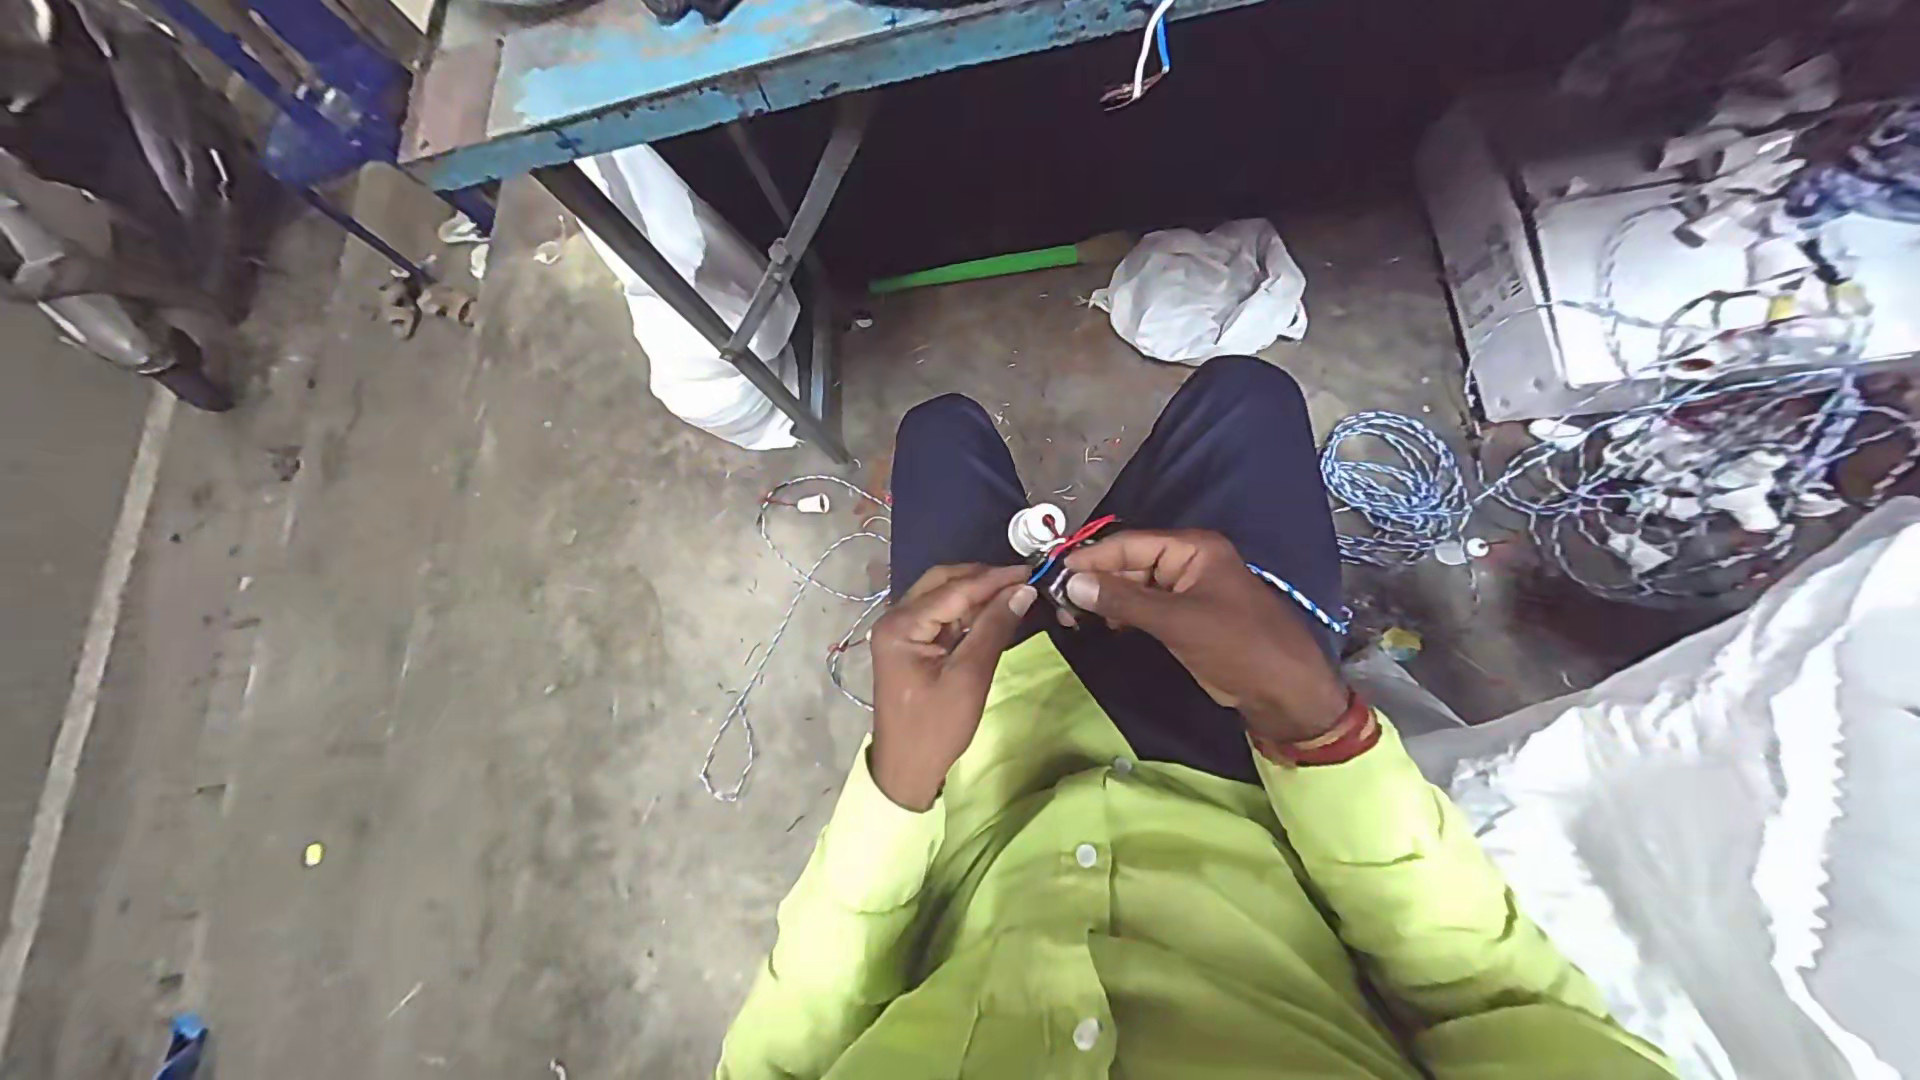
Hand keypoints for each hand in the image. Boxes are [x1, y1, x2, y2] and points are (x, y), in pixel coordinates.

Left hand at [869, 564, 1035, 810]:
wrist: (906, 769)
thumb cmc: (936, 728)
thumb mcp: (969, 677)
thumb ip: (994, 628)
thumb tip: (1023, 591)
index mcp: (901, 625)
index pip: (954, 589)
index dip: (994, 579)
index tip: (1030, 571)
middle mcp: (895, 617)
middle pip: (942, 582)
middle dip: (982, 577)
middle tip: (1021, 580)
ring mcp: (900, 629)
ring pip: (942, 594)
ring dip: (976, 591)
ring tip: (1013, 591)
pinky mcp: (910, 641)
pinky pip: (941, 613)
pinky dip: (967, 609)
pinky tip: (993, 610)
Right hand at [1062, 529, 1346, 741]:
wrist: (1284, 692)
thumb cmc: (1237, 645)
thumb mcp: (1177, 621)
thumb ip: (1123, 600)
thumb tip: (1072, 584)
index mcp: (1192, 549)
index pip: (1130, 544)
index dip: (1092, 558)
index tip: (1056, 573)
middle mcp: (1186, 561)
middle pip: (1129, 563)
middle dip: (1095, 580)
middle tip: (1059, 600)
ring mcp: (1184, 589)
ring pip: (1133, 586)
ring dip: (1104, 598)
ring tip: (1072, 614)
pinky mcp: (1183, 614)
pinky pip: (1143, 606)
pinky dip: (1121, 613)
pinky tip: (1101, 623)